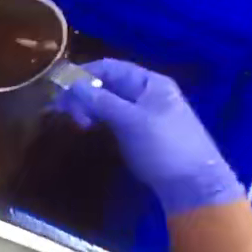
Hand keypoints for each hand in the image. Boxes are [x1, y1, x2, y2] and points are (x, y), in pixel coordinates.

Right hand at [54, 58, 242, 214]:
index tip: (60, 88)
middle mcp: (144, 92)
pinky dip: (95, 118)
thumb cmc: (164, 146)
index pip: (110, 67)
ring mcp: (140, 112)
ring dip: (86, 107)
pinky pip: (109, 116)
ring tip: (78, 123)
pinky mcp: (135, 130)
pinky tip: (86, 127)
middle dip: (82, 94)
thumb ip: (101, 100)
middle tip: (64, 112)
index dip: (83, 74)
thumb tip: (71, 84)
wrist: (192, 184)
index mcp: (149, 82)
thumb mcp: (131, 120)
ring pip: (104, 101)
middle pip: (105, 83)